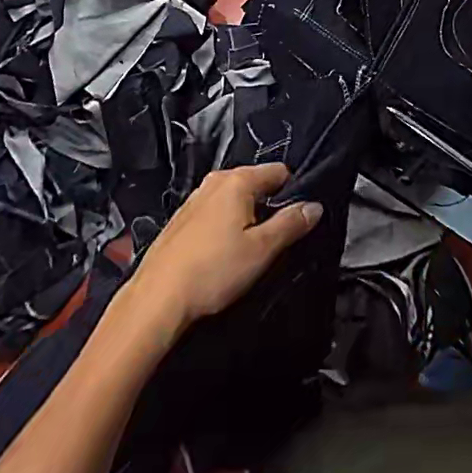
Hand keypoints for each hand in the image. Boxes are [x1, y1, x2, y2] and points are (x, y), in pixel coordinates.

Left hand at [127, 163, 322, 330]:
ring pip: (234, 200)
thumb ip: (291, 224)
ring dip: (246, 219)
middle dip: (268, 207)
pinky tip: (222, 256)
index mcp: (237, 181)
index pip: (279, 172)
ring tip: (248, 252)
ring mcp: (194, 200)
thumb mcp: (262, 249)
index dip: (293, 193)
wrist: (157, 300)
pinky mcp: (181, 220)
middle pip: (256, 184)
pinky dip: (225, 227)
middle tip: (274, 241)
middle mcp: (214, 182)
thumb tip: (313, 207)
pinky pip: (215, 214)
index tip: (296, 220)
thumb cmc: (212, 271)